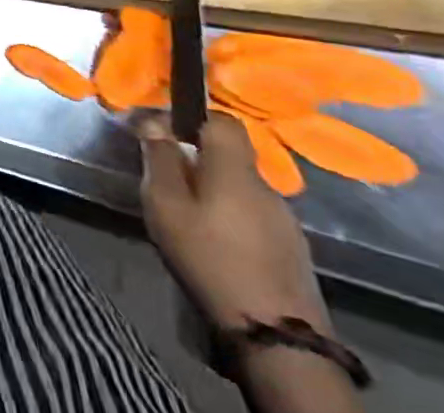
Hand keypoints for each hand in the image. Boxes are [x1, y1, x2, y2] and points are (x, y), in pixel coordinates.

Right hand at [138, 112, 330, 333]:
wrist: (274, 327)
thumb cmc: (207, 254)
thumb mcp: (165, 203)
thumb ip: (159, 159)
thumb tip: (153, 121)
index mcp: (235, 170)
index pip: (223, 122)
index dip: (193, 116)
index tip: (162, 129)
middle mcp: (266, 186)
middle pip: (229, 156)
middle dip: (196, 157)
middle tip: (162, 176)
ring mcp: (284, 218)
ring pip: (240, 185)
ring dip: (212, 187)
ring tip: (183, 210)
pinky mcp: (290, 244)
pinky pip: (252, 211)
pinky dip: (228, 211)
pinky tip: (212, 236)